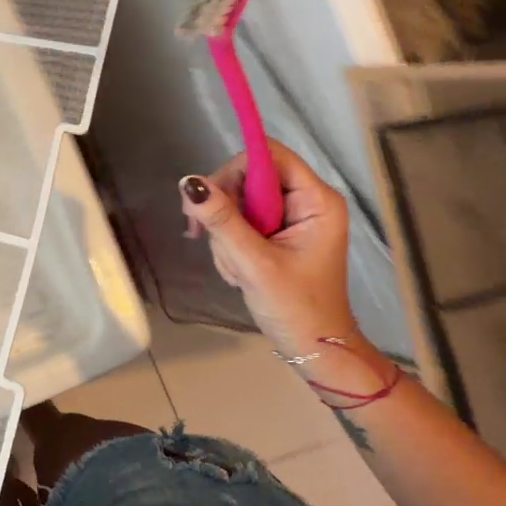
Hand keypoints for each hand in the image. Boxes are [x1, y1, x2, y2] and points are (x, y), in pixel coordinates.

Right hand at [180, 140, 360, 352]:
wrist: (313, 349)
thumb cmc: (296, 307)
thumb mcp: (254, 263)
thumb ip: (222, 220)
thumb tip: (189, 183)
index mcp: (316, 201)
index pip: (269, 156)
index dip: (235, 169)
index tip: (210, 198)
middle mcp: (306, 201)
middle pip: (248, 176)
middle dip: (224, 205)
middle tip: (204, 234)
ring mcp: (291, 218)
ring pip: (239, 200)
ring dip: (224, 230)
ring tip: (234, 264)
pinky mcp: (277, 233)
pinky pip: (241, 219)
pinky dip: (229, 240)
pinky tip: (236, 266)